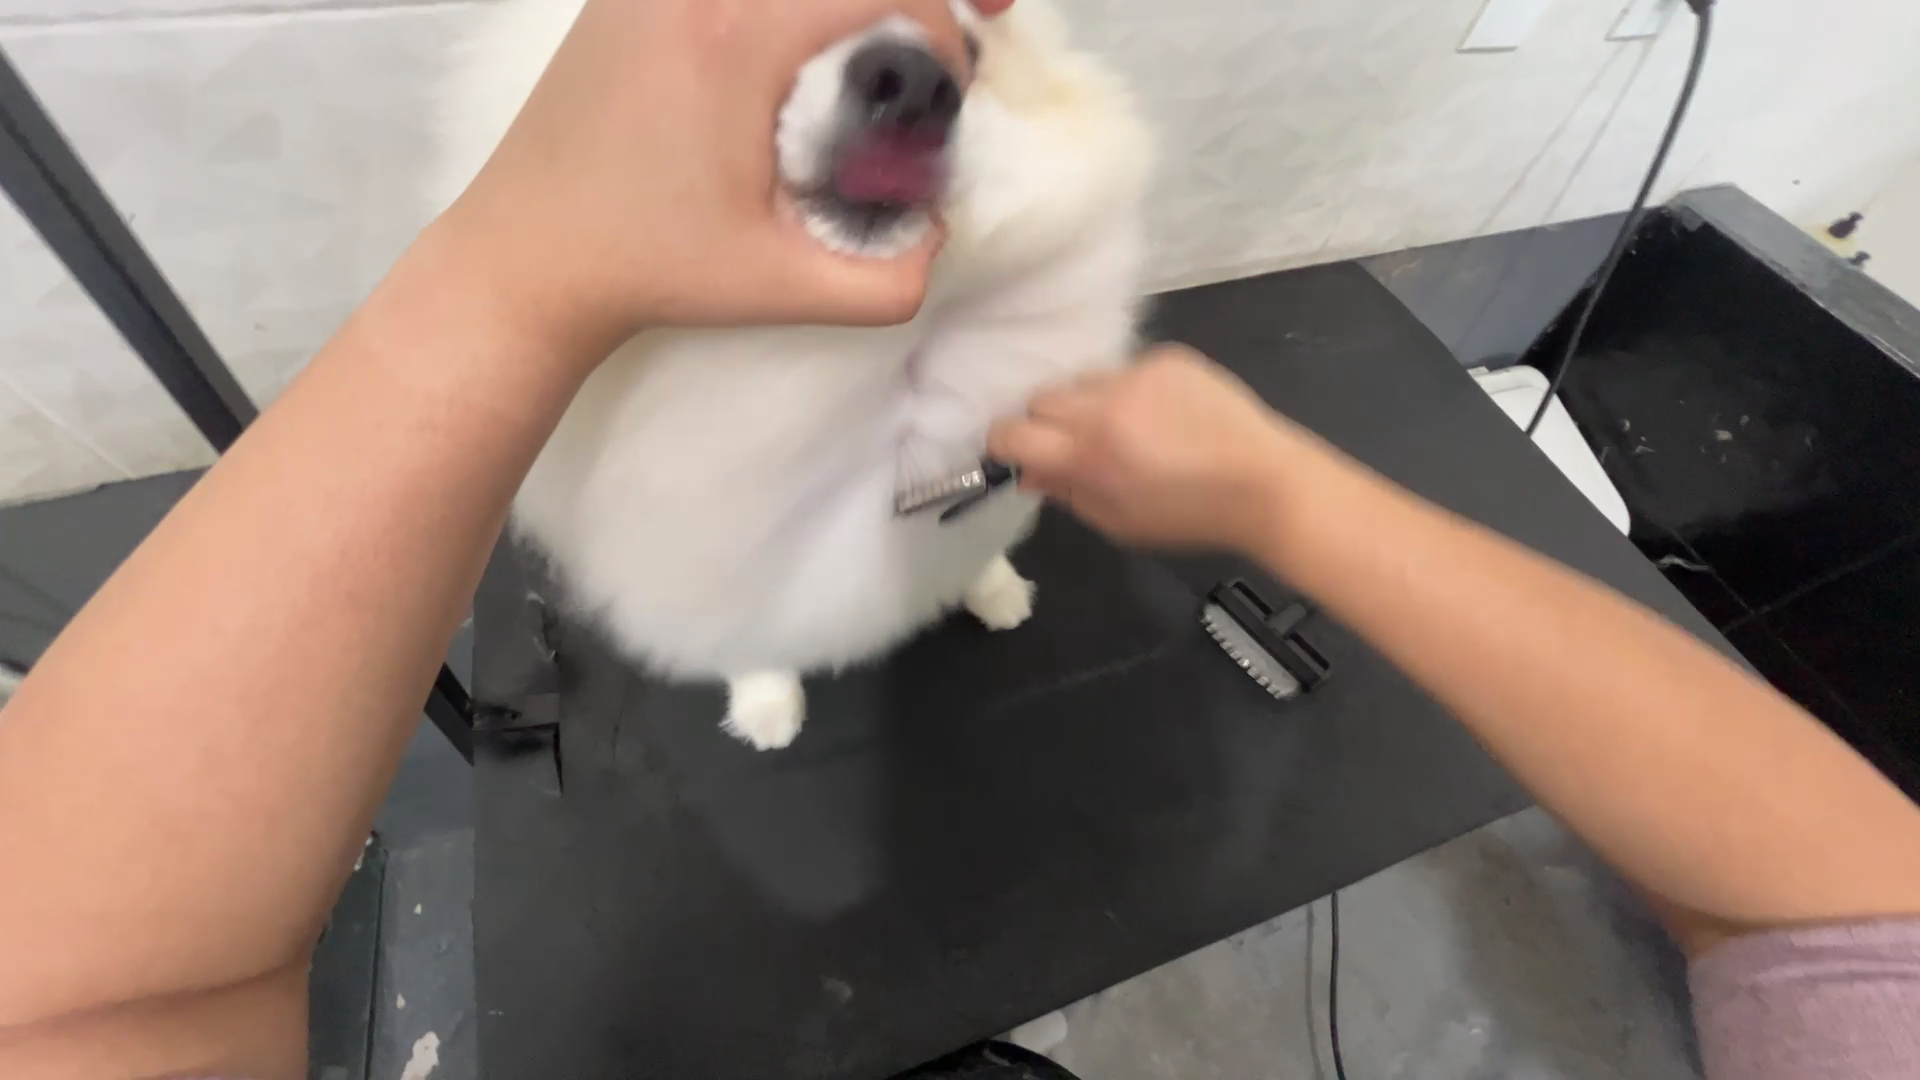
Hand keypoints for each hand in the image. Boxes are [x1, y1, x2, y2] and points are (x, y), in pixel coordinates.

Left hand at [440, 0, 977, 344]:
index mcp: (736, 37)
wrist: (534, 253)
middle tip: (935, 50)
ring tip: (874, 49)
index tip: (951, 84)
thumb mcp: (787, 291)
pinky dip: (789, 10)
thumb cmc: (658, 270)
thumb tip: (938, 236)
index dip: (937, 22)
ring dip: (844, 3)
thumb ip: (888, 282)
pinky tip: (805, 50)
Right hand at [989, 346, 1310, 551]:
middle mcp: (1105, 405)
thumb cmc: (1187, 516)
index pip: (1012, 433)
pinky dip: (1127, 392)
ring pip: (1080, 381)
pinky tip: (1159, 415)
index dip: (1003, 444)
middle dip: (1044, 424)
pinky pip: (1123, 369)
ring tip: (1123, 429)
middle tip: (1073, 447)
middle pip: (1040, 398)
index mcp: (1090, 454)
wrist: (1265, 483)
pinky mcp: (1168, 357)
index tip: (1014, 455)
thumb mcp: (1117, 523)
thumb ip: (1065, 494)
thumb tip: (1027, 474)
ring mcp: (1138, 375)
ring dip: (1084, 405)